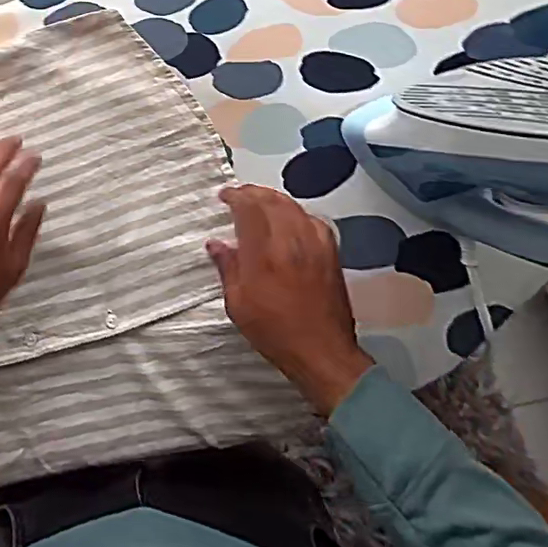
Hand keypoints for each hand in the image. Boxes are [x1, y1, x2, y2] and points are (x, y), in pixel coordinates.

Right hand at [207, 185, 372, 414]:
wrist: (322, 353)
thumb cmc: (277, 332)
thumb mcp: (238, 303)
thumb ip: (227, 268)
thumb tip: (216, 245)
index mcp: (264, 255)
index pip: (249, 208)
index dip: (235, 196)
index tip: (226, 195)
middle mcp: (291, 244)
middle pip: (272, 200)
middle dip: (253, 192)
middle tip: (240, 194)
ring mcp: (315, 246)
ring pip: (294, 206)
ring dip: (274, 198)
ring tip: (261, 201)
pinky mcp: (331, 254)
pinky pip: (313, 220)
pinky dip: (297, 212)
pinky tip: (291, 218)